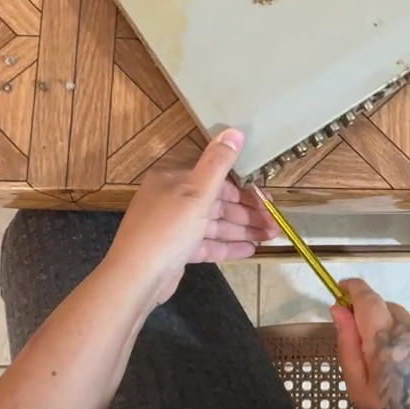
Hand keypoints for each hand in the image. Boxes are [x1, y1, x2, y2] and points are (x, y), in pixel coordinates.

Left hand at [106, 128, 276, 306]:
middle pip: (217, 203)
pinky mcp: (176, 250)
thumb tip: (234, 131)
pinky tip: (250, 250)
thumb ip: (218, 163)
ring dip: (242, 230)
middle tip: (274, 224)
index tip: (268, 200)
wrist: (135, 278)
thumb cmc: (166, 230)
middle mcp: (172, 199)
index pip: (216, 180)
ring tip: (270, 237)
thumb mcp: (196, 193)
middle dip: (247, 214)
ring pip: (214, 225)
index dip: (244, 190)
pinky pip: (207, 244)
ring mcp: (174, 227)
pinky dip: (227, 246)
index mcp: (173, 180)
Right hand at [330, 277, 409, 408]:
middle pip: (386, 307)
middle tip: (369, 350)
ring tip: (399, 368)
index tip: (342, 290)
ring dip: (396, 333)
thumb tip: (338, 310)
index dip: (352, 288)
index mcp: (386, 340)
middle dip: (372, 318)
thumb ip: (348, 346)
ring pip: (406, 321)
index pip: (367, 297)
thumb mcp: (361, 390)